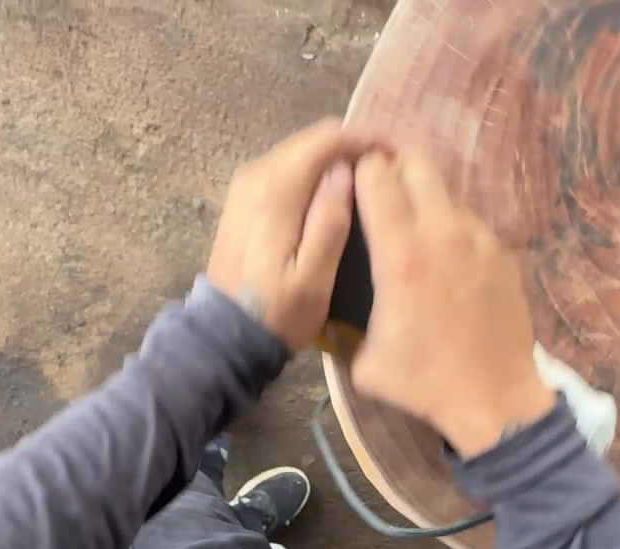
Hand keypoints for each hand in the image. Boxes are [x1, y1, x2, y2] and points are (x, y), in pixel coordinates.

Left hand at [206, 118, 380, 350]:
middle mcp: (256, 176)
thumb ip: (330, 222)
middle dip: (350, 149)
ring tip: (363, 185)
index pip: (327, 139)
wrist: (225, 338)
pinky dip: (311, 178)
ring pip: (297, 156)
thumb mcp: (314, 279)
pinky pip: (283, 174)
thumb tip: (345, 172)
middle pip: (311, 143)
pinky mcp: (242, 204)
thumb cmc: (277, 314)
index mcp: (277, 189)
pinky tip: (329, 199)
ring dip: (331, 163)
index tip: (395, 156)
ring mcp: (244, 189)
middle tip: (385, 172)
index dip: (365, 140)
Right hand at [350, 151, 554, 456]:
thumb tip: (335, 319)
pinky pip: (470, 225)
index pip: (375, 176)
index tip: (351, 182)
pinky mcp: (502, 252)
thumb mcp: (366, 365)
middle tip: (381, 189)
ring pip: (446, 193)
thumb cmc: (424, 383)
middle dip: (393, 166)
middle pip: (416, 161)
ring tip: (415, 233)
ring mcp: (478, 239)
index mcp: (400, 255)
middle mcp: (441, 232)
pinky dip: (453, 231)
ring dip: (426, 201)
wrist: (494, 397)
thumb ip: (346, 330)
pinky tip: (447, 264)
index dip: (359, 171)